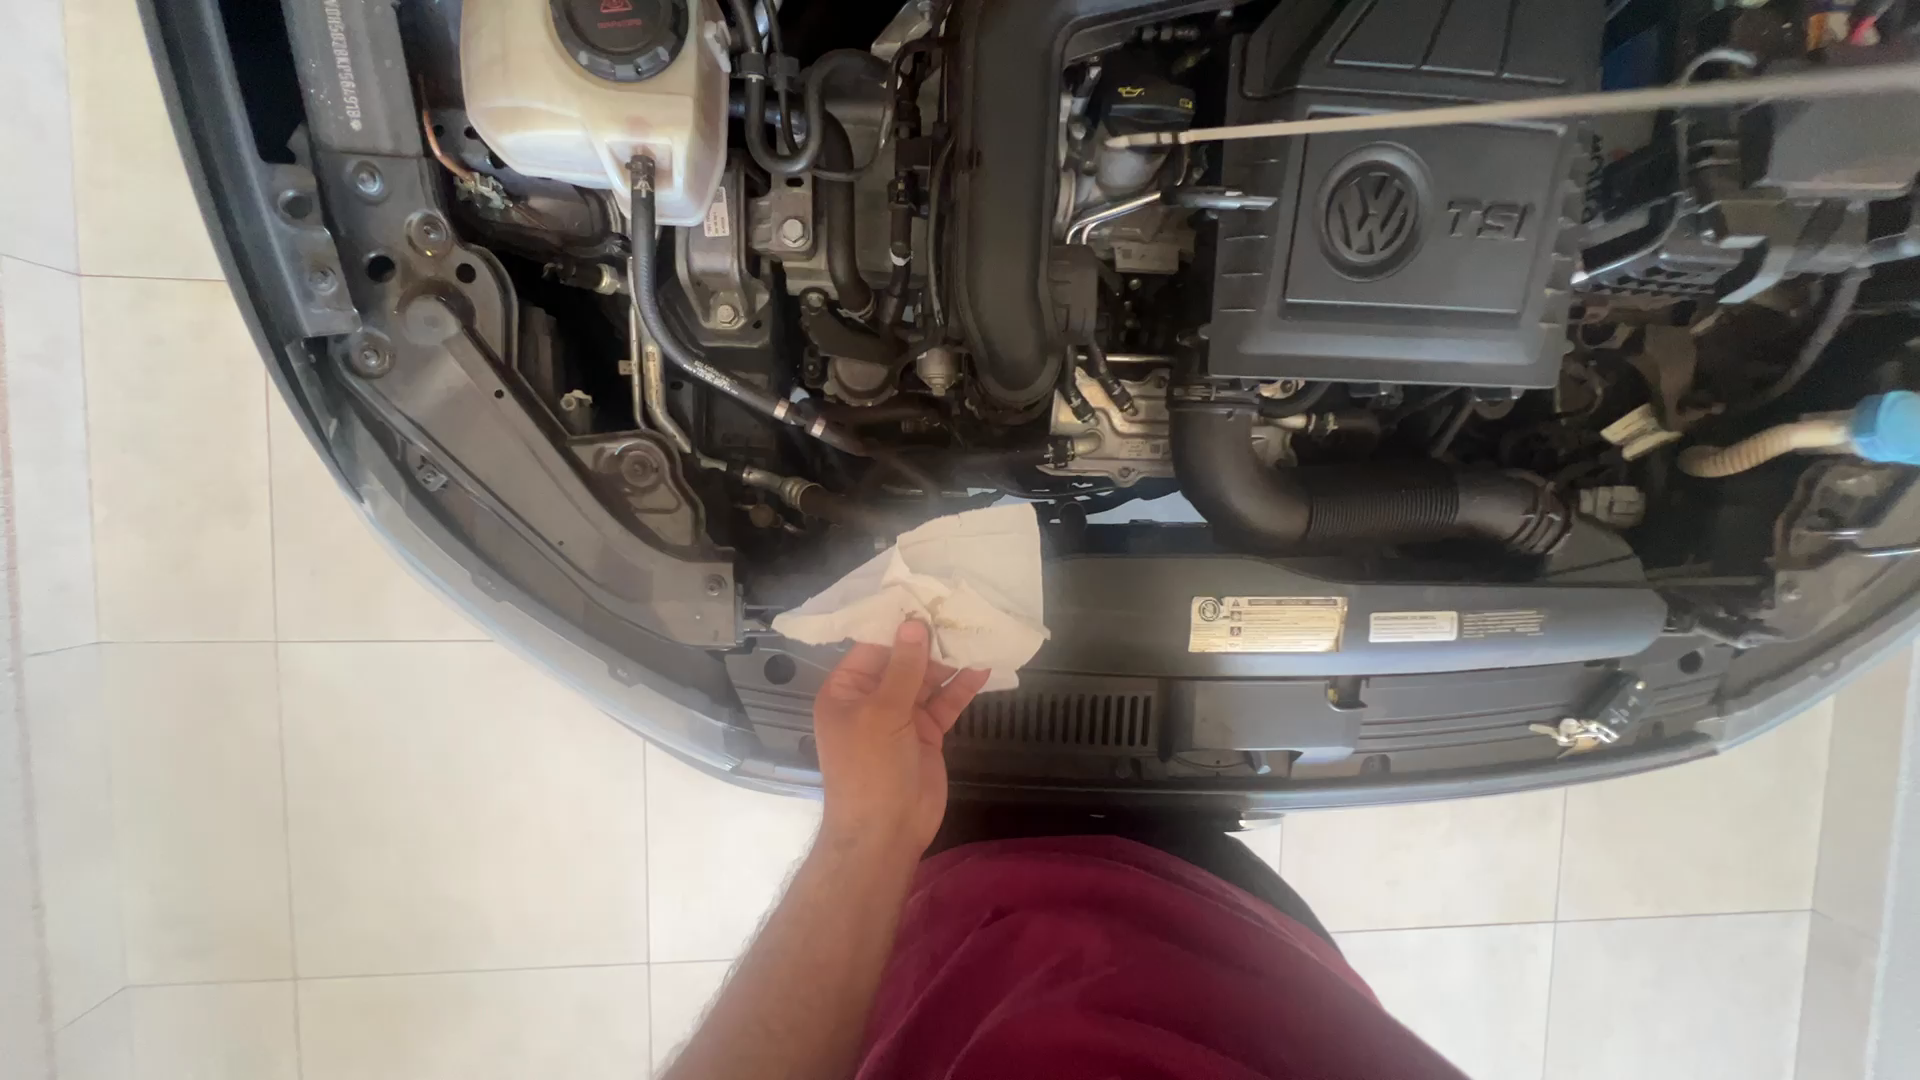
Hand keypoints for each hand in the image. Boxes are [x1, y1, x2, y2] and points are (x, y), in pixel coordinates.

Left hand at [812, 620, 991, 858]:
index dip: (897, 626)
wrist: (886, 832)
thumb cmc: (870, 769)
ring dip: (949, 661)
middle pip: (902, 660)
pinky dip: (962, 687)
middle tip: (958, 613)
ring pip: (926, 679)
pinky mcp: (926, 733)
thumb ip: (903, 667)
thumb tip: (914, 624)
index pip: (871, 647)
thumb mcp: (882, 712)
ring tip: (975, 633)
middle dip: (929, 641)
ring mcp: (900, 717)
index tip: (925, 599)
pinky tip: (982, 668)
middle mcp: (871, 699)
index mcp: (845, 691)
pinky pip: (944, 703)